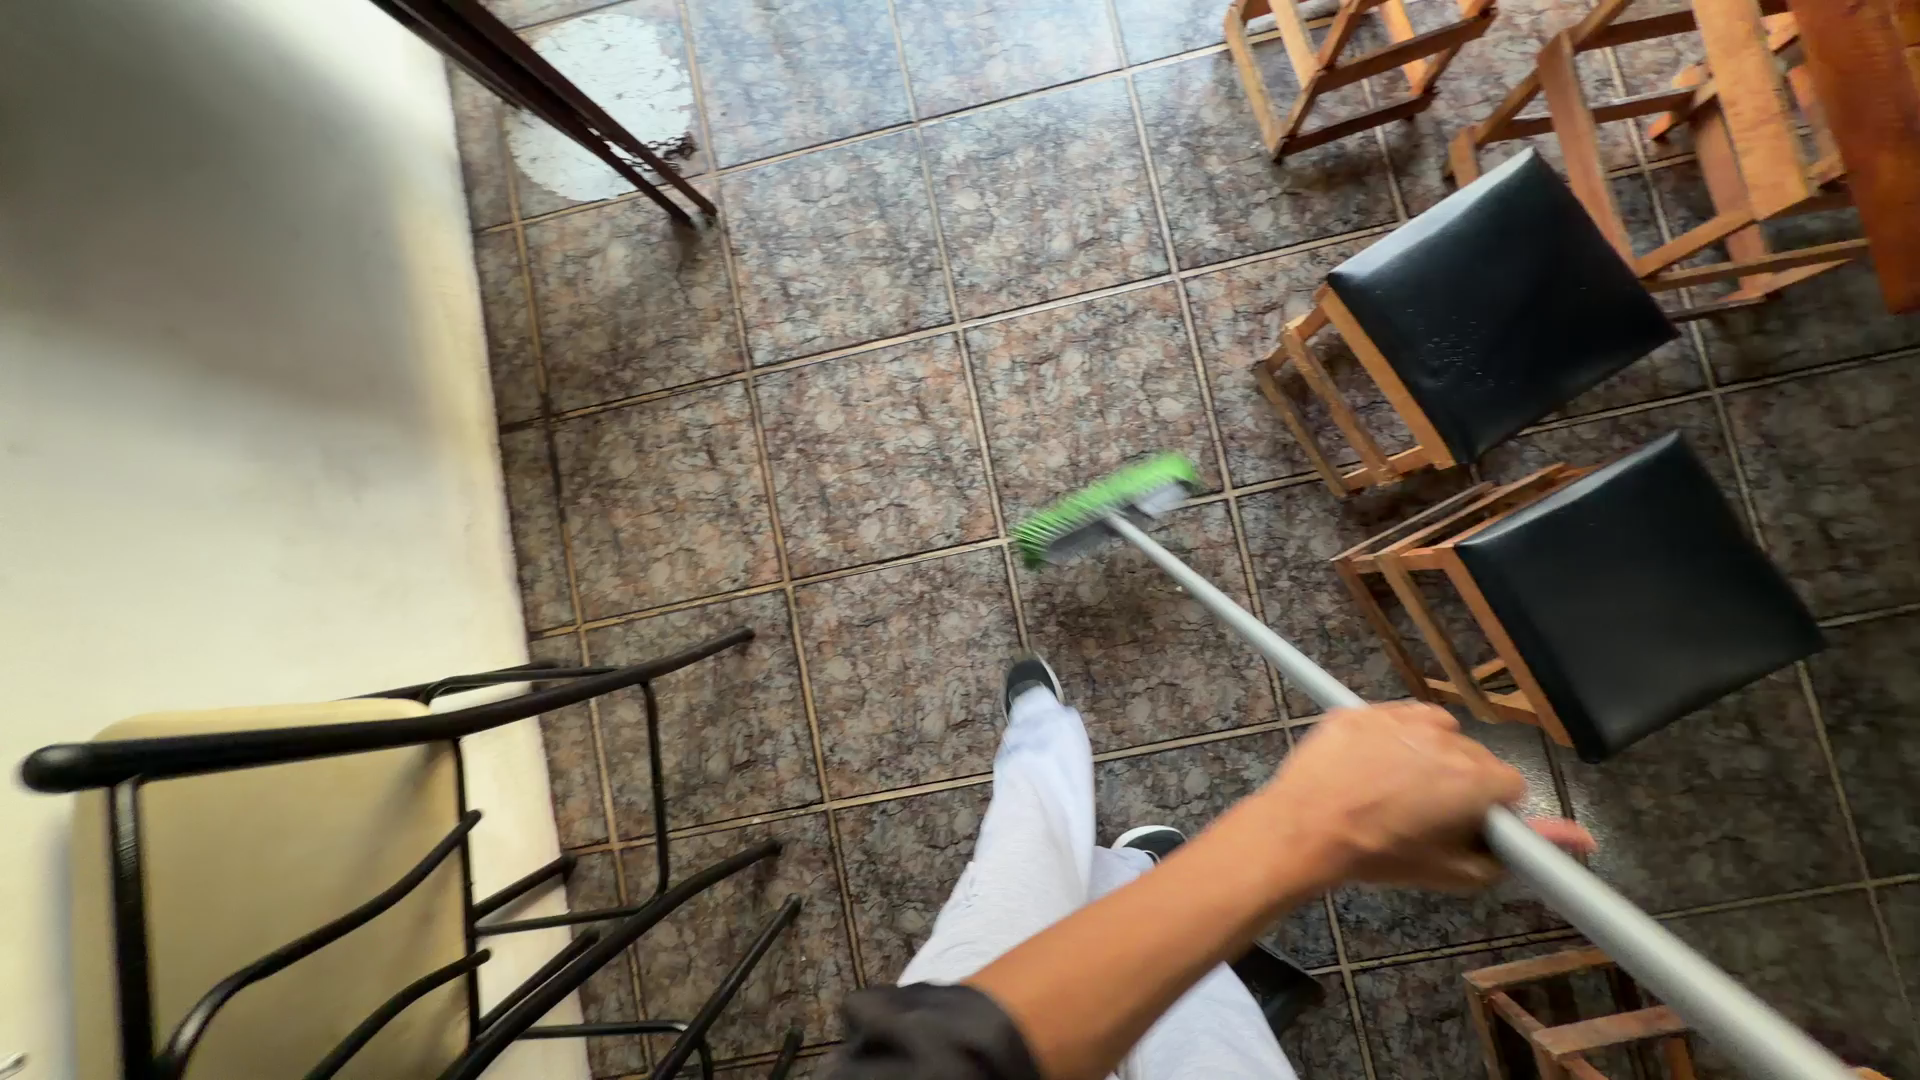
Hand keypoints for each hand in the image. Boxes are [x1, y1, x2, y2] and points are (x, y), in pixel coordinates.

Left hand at [1254, 702, 1594, 891]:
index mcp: (1475, 776)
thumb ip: (1526, 851)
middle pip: (1471, 755)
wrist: (1305, 828)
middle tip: (1423, 809)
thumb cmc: (1381, 854)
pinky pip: (1393, 715)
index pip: (1510, 784)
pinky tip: (1373, 760)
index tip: (1462, 822)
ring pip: (1435, 729)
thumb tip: (1583, 839)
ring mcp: (1396, 717)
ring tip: (1396, 784)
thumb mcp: (1458, 868)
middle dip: (1459, 779)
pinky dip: (1392, 733)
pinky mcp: (1359, 709)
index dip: (1489, 807)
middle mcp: (1443, 737)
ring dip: (1427, 751)